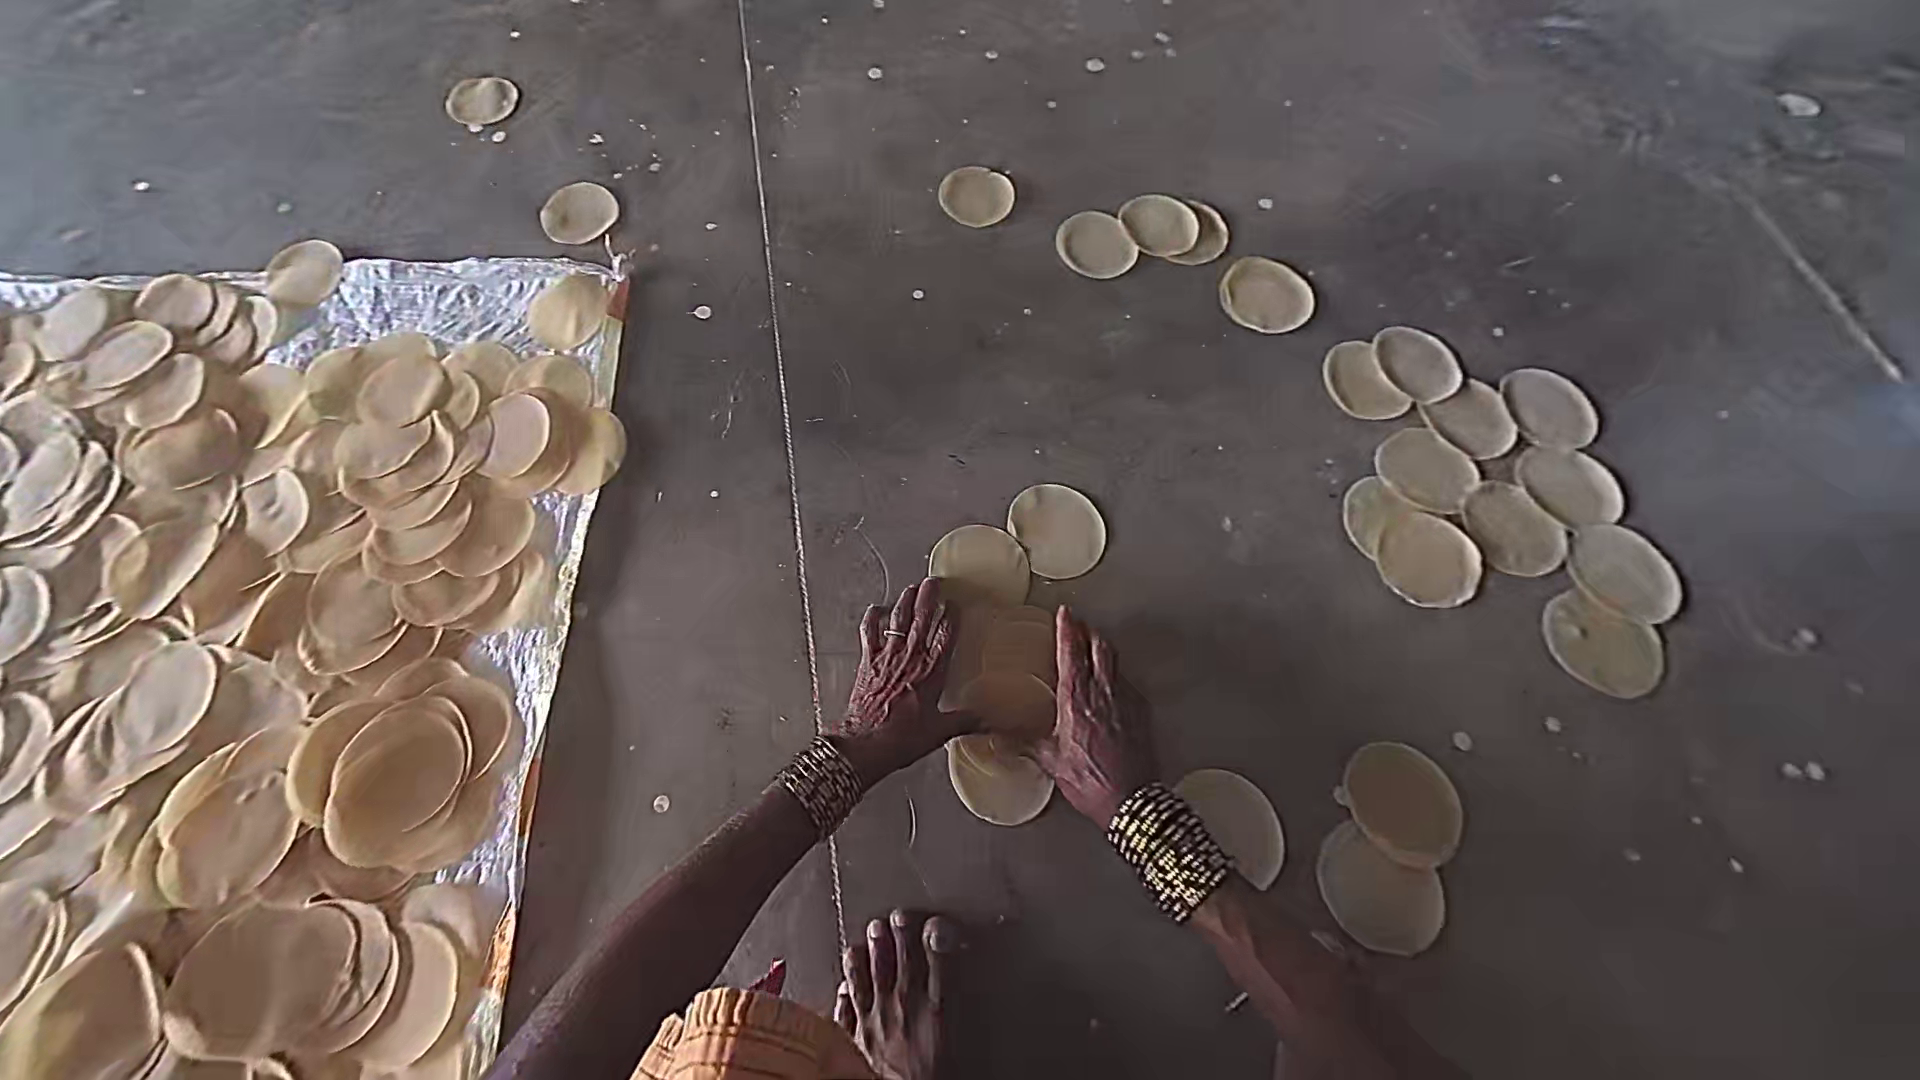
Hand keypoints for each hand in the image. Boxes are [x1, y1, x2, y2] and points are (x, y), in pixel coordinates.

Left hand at [832, 579, 973, 784]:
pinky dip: (872, 618)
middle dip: (928, 597)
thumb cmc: (901, 738)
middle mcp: (911, 658)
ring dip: (905, 601)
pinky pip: (869, 632)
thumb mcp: (939, 732)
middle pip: (922, 619)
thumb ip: (964, 721)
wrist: (866, 744)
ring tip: (911, 587)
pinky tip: (876, 609)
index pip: (946, 635)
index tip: (955, 604)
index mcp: (932, 672)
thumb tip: (988, 721)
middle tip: (933, 582)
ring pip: (898, 620)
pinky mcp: (868, 661)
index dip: (952, 617)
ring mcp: (887, 657)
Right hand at [1032, 606, 1157, 825]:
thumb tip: (998, 736)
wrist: (1130, 801)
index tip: (1064, 613)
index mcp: (1076, 698)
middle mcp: (1102, 693)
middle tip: (1078, 624)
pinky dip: (1115, 673)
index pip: (1072, 652)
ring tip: (1092, 644)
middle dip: (1088, 631)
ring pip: (1115, 660)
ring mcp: (1124, 700)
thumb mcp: (1050, 760)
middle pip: (1099, 647)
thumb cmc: (1089, 781)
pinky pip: (1126, 682)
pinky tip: (1109, 682)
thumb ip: (1024, 742)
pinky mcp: (1139, 712)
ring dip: (1102, 647)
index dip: (1068, 628)